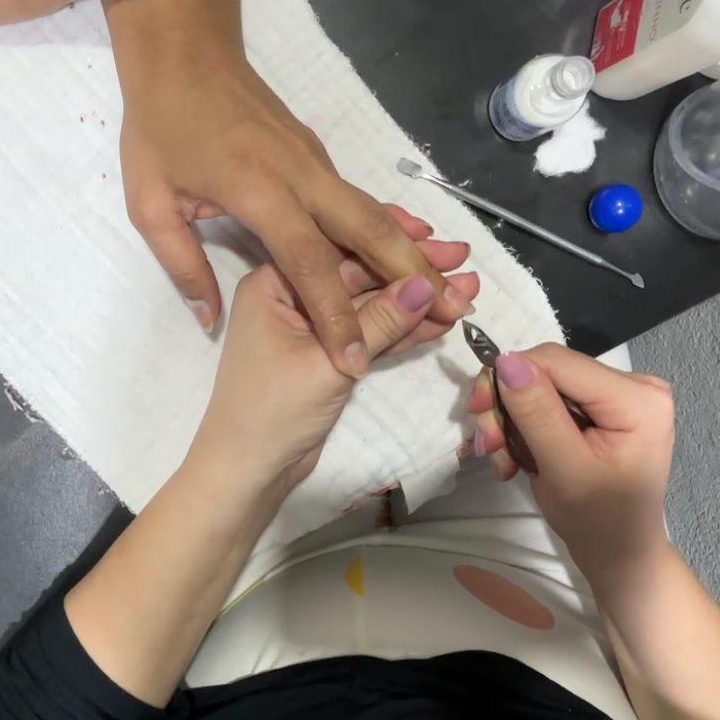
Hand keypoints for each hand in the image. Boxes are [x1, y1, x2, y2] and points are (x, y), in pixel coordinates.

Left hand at [120, 60, 470, 377]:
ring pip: (374, 212)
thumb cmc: (159, 128)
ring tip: (451, 285)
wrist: (183, 49)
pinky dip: (390, 229)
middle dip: (412, 277)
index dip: (336, 318)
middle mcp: (303, 177)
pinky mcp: (319, 154)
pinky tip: (411, 251)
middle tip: (452, 313)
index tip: (355, 361)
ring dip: (413, 250)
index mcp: (261, 194)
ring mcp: (317, 162)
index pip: (310, 266)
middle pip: (370, 233)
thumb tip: (209, 318)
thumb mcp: (149, 204)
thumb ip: (183, 265)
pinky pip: (360, 200)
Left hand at [189, 212, 480, 491]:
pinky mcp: (326, 353)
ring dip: (416, 303)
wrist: (250, 469)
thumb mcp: (331, 361)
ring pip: (370, 306)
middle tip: (465, 264)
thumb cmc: (275, 409)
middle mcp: (291, 294)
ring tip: (469, 293)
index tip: (447, 251)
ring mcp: (310, 325)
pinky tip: (440, 320)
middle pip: (360, 275)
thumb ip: (380, 322)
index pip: (343, 253)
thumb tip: (428, 282)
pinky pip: (368, 333)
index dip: (397, 250)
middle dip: (413, 274)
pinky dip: (402, 330)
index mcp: (274, 281)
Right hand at [468, 345, 674, 555]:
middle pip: (543, 371)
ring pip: (536, 386)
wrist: (617, 554)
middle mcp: (630, 385)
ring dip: (508, 422)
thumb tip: (506, 360)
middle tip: (487, 446)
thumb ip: (538, 413)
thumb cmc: (599, 521)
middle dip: (506, 407)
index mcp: (636, 396)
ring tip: (503, 461)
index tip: (477, 415)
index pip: (555, 361)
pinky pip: (543, 401)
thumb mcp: (565, 470)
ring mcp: (613, 395)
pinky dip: (520, 428)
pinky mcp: (597, 408)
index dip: (507, 378)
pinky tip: (515, 456)